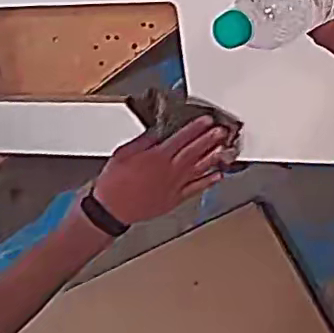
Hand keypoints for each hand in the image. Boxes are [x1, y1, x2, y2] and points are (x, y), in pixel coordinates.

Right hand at [90, 118, 234, 224]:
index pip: (182, 138)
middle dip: (211, 139)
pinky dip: (208, 182)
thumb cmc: (113, 184)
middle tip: (224, 130)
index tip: (208, 120)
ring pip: (199, 168)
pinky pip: (195, 189)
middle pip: (194, 151)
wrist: (107, 212)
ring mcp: (174, 185)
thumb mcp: (124, 154)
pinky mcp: (174, 199)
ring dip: (214, 156)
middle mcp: (169, 170)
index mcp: (157, 157)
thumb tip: (159, 129)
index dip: (197, 127)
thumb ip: (144, 140)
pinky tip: (219, 175)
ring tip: (226, 148)